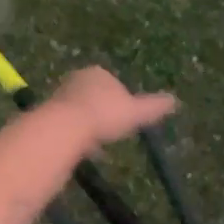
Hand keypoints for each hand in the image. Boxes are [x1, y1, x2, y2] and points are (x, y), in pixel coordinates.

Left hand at [48, 67, 176, 144]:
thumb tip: (175, 101)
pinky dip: (76, 136)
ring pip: (80, 111)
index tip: (125, 119)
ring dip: (89, 126)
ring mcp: (59, 95)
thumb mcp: (135, 111)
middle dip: (102, 113)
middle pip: (94, 97)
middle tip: (111, 133)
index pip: (112, 82)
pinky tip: (82, 150)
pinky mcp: (48, 114)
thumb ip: (154, 106)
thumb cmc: (104, 114)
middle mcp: (75, 79)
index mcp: (97, 73)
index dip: (121, 101)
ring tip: (98, 147)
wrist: (66, 127)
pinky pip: (68, 125)